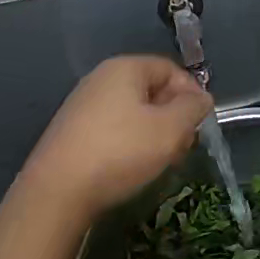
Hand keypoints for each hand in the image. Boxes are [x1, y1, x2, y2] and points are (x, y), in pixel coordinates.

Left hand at [18, 56, 213, 219]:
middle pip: (150, 90)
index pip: (170, 69)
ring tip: (163, 161)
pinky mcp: (73, 131)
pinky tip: (134, 167)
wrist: (58, 190)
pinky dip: (131, 142)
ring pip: (132, 112)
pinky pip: (113, 128)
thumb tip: (201, 98)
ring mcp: (82, 105)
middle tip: (184, 146)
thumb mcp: (169, 129)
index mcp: (124, 68)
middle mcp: (100, 79)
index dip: (191, 93)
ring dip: (154, 133)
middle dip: (174, 116)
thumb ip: (192, 109)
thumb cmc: (120, 152)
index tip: (201, 124)